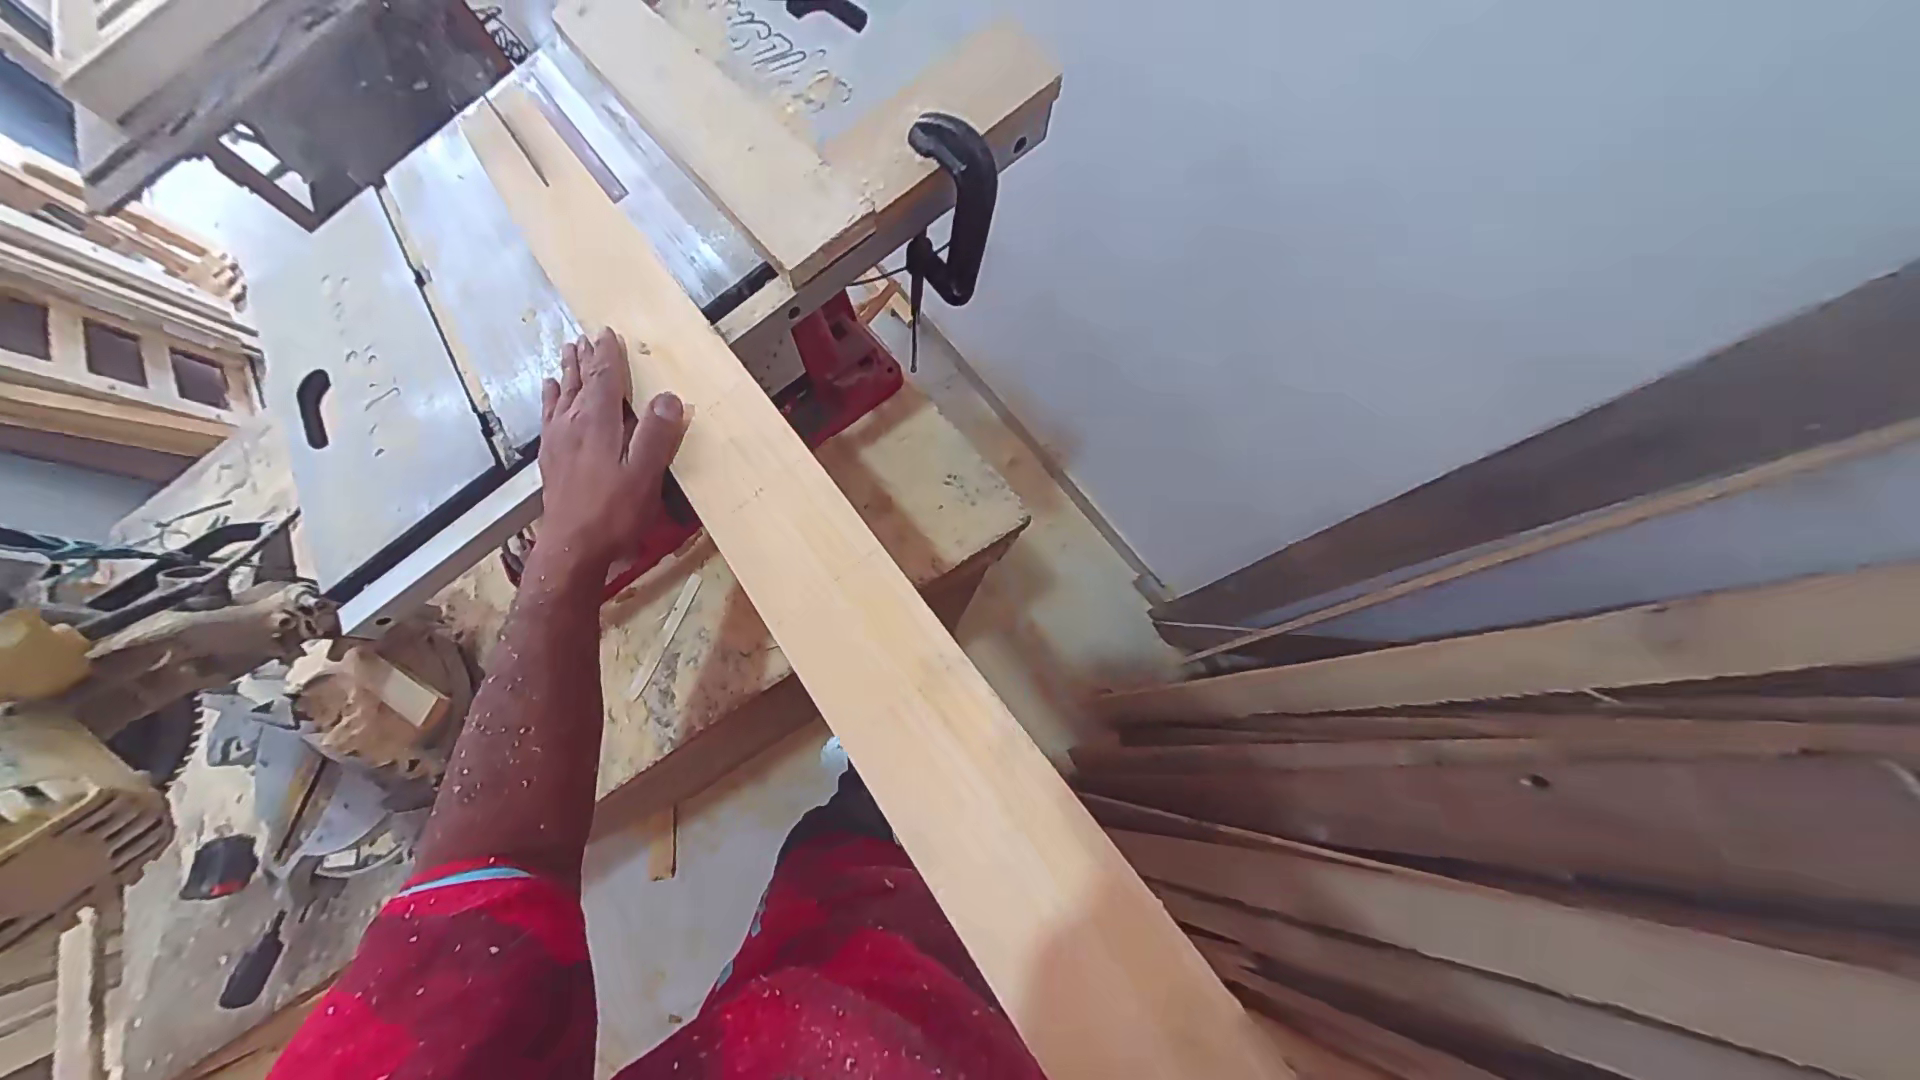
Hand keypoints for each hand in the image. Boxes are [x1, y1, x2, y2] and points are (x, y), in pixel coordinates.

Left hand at [536, 328, 685, 575]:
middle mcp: (572, 424)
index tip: (609, 333)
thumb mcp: (645, 475)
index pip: (603, 379)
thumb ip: (656, 435)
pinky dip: (552, 397)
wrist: (573, 547)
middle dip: (587, 359)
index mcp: (597, 424)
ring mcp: (558, 440)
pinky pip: (550, 415)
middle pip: (579, 382)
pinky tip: (552, 392)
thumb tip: (668, 398)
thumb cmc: (614, 513)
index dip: (608, 356)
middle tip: (588, 337)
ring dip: (569, 372)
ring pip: (563, 395)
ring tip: (569, 352)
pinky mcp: (552, 457)